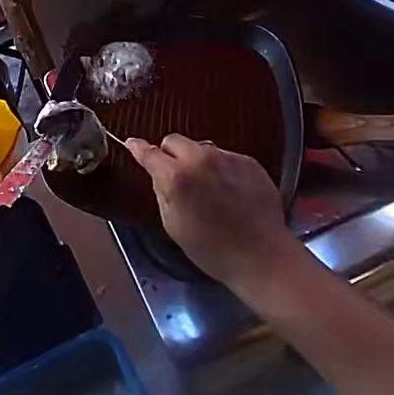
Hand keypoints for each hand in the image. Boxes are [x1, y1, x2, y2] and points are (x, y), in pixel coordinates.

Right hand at [125, 134, 303, 292]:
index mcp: (177, 176)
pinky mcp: (248, 160)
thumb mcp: (173, 225)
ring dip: (198, 161)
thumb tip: (159, 173)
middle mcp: (202, 158)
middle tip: (175, 175)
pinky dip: (221, 168)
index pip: (151, 153)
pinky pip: (225, 156)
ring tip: (207, 188)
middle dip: (171, 154)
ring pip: (202, 148)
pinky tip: (229, 191)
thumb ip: (163, 192)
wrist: (260, 253)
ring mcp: (228, 156)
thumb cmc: (211, 249)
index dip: (139, 148)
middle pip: (176, 141)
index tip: (133, 144)